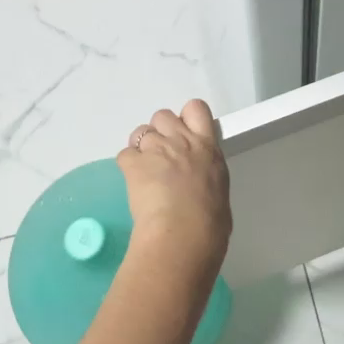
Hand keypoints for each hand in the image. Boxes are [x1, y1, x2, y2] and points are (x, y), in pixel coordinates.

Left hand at [117, 100, 231, 278]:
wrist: (183, 235)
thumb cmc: (210, 224)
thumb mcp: (218, 191)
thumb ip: (206, 176)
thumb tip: (200, 185)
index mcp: (207, 148)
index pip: (196, 109)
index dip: (186, 118)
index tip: (184, 134)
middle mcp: (181, 141)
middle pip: (163, 116)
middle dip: (160, 131)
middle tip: (162, 155)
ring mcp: (155, 149)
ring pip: (141, 132)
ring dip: (142, 147)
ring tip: (145, 171)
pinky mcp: (133, 163)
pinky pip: (125, 155)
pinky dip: (127, 166)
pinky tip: (133, 183)